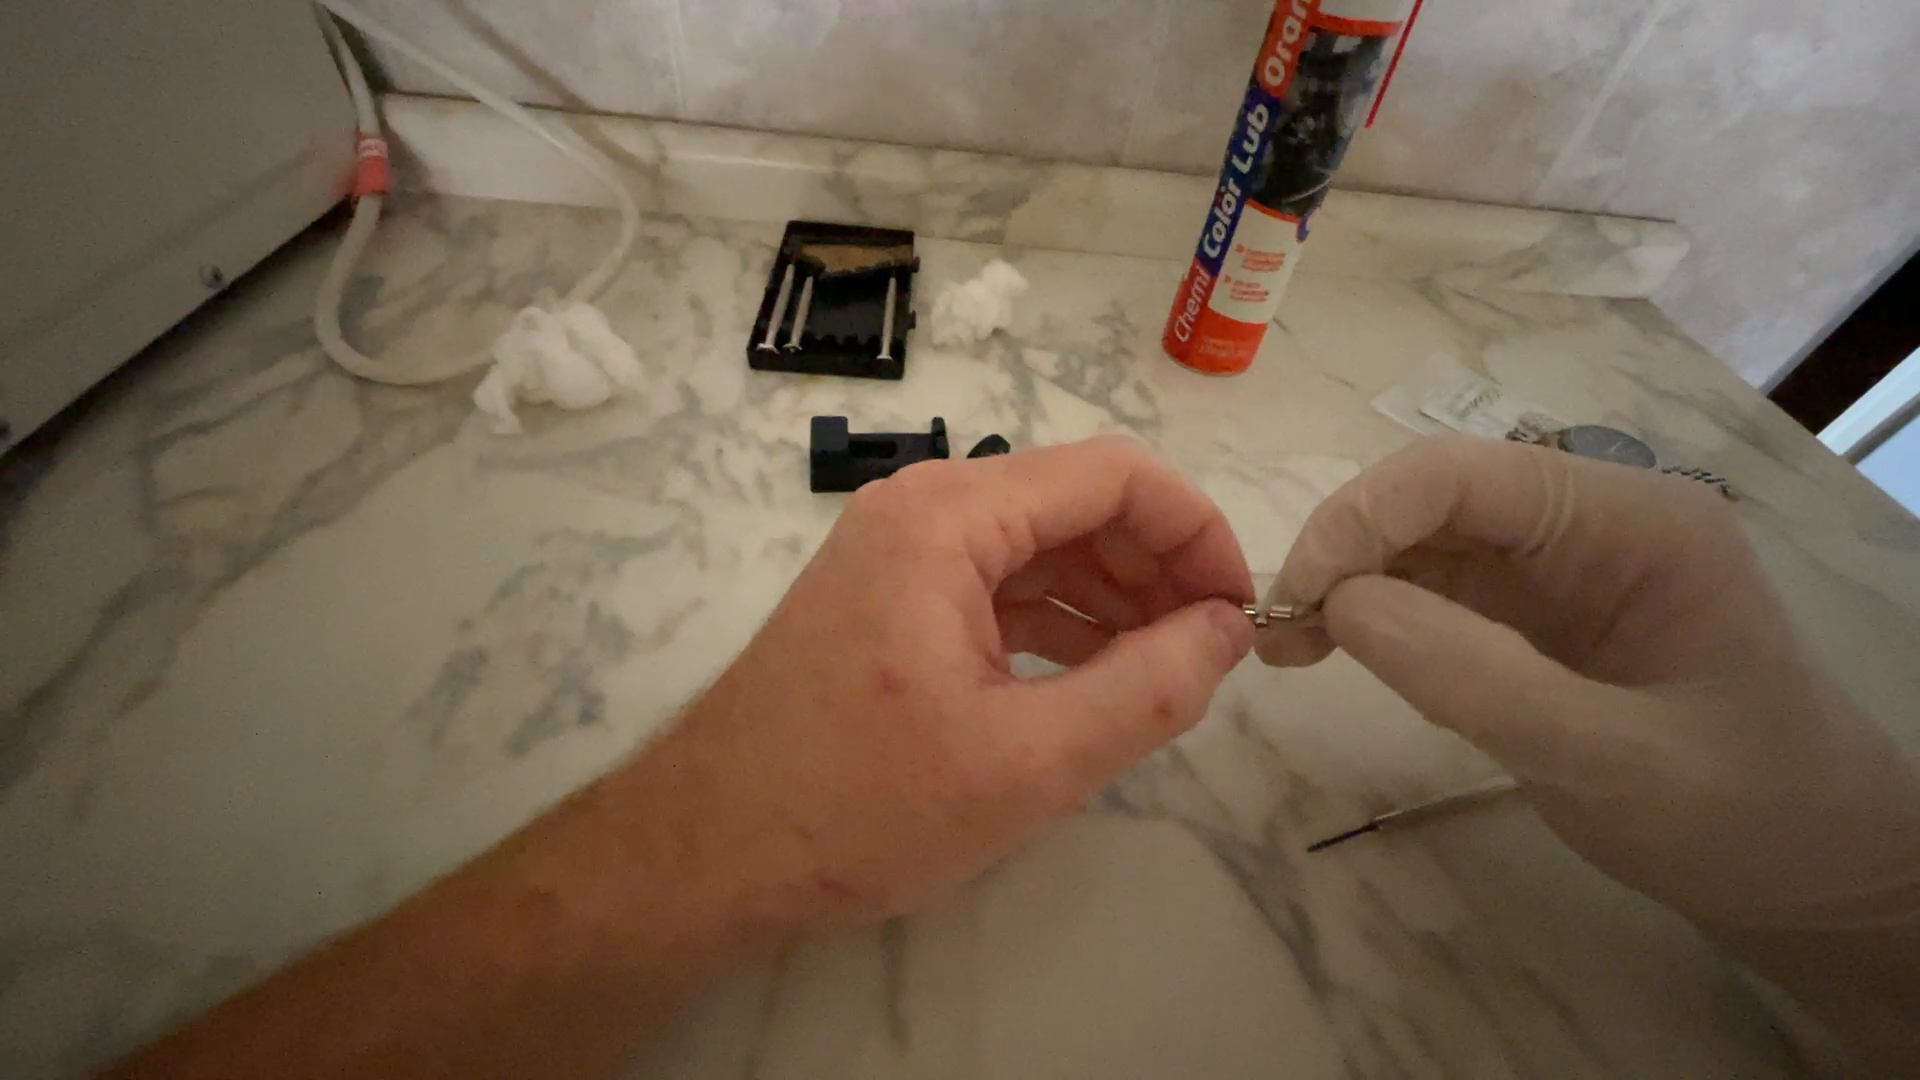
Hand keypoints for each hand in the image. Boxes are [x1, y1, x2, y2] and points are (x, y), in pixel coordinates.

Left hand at [633, 436, 1255, 935]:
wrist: (709, 846)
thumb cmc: (858, 805)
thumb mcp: (1027, 762)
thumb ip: (1148, 690)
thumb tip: (1226, 632)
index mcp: (950, 517)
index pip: (1113, 475)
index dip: (1195, 530)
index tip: (1237, 608)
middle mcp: (924, 508)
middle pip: (1076, 503)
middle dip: (1157, 565)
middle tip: (1211, 648)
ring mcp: (903, 549)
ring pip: (1040, 544)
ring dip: (1113, 595)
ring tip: (1167, 665)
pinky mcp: (894, 594)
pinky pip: (1000, 583)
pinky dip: (1059, 618)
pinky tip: (1098, 669)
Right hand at [1256, 437, 1919, 1063]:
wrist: (1798, 871)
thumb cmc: (1738, 815)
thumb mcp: (1611, 758)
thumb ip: (1474, 675)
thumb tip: (1338, 604)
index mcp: (1625, 519)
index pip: (1456, 475)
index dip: (1358, 520)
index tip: (1298, 598)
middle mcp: (1574, 518)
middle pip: (1417, 498)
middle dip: (1339, 552)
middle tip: (1278, 626)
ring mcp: (1538, 559)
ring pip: (1403, 538)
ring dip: (1334, 583)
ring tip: (1282, 644)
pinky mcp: (1507, 604)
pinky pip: (1411, 585)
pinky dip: (1353, 612)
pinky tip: (1315, 647)